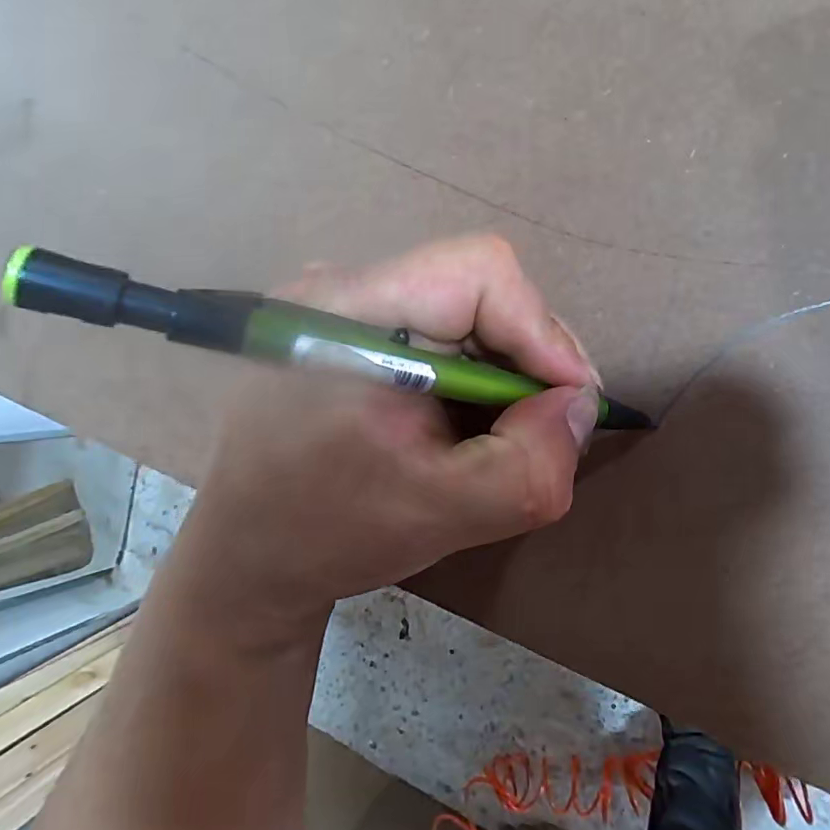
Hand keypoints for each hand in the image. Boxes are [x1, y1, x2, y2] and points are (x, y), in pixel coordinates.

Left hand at [166, 234, 602, 634]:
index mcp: (346, 314)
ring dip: (505, 369)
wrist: (249, 557)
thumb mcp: (450, 514)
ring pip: (467, 309)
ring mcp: (342, 304)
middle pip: (479, 288)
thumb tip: (581, 404)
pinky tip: (465, 421)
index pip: (480, 273)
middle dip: (529, 359)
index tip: (571, 401)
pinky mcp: (350, 328)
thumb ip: (534, 464)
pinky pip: (442, 328)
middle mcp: (339, 288)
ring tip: (504, 431)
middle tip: (547, 425)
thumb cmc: (332, 535)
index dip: (542, 331)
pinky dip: (476, 374)